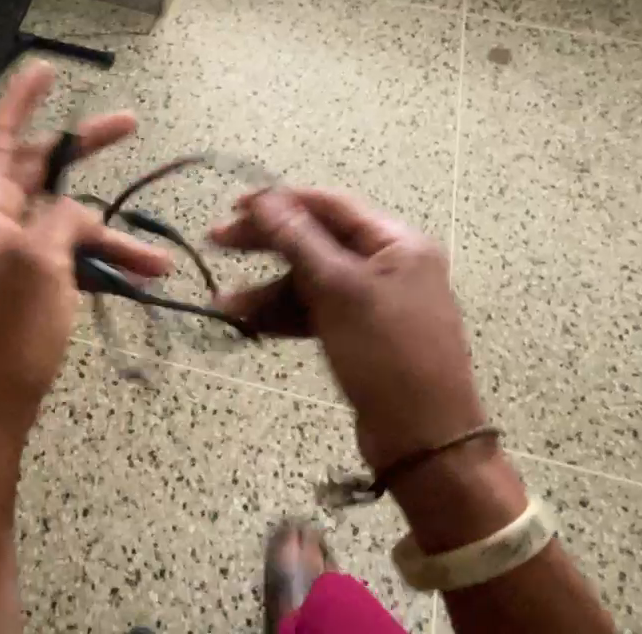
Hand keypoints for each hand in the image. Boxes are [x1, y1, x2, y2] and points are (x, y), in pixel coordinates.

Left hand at [0, 61, 171, 436]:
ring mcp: (13, 254)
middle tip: (128, 125)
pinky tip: (140, 279)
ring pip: (66, 222)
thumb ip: (59, 220)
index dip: (22, 98)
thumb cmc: (4, 335)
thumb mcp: (38, 265)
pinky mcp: (29, 283)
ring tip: (157, 257)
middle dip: (85, 151)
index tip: (46, 67)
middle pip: (40, 169)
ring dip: (109, 234)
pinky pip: (70, 258)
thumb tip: (73, 209)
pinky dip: (102, 264)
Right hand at [211, 188, 486, 471]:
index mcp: (395, 242)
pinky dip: (284, 315)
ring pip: (309, 279)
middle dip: (266, 244)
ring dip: (267, 289)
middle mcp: (387, 263)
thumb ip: (298, 240)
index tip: (234, 207)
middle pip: (315, 239)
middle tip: (217, 243)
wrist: (423, 443)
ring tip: (224, 302)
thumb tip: (265, 198)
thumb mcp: (338, 290)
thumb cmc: (386, 354)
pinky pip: (315, 310)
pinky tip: (249, 323)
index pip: (329, 205)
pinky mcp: (359, 332)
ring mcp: (373, 300)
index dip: (279, 202)